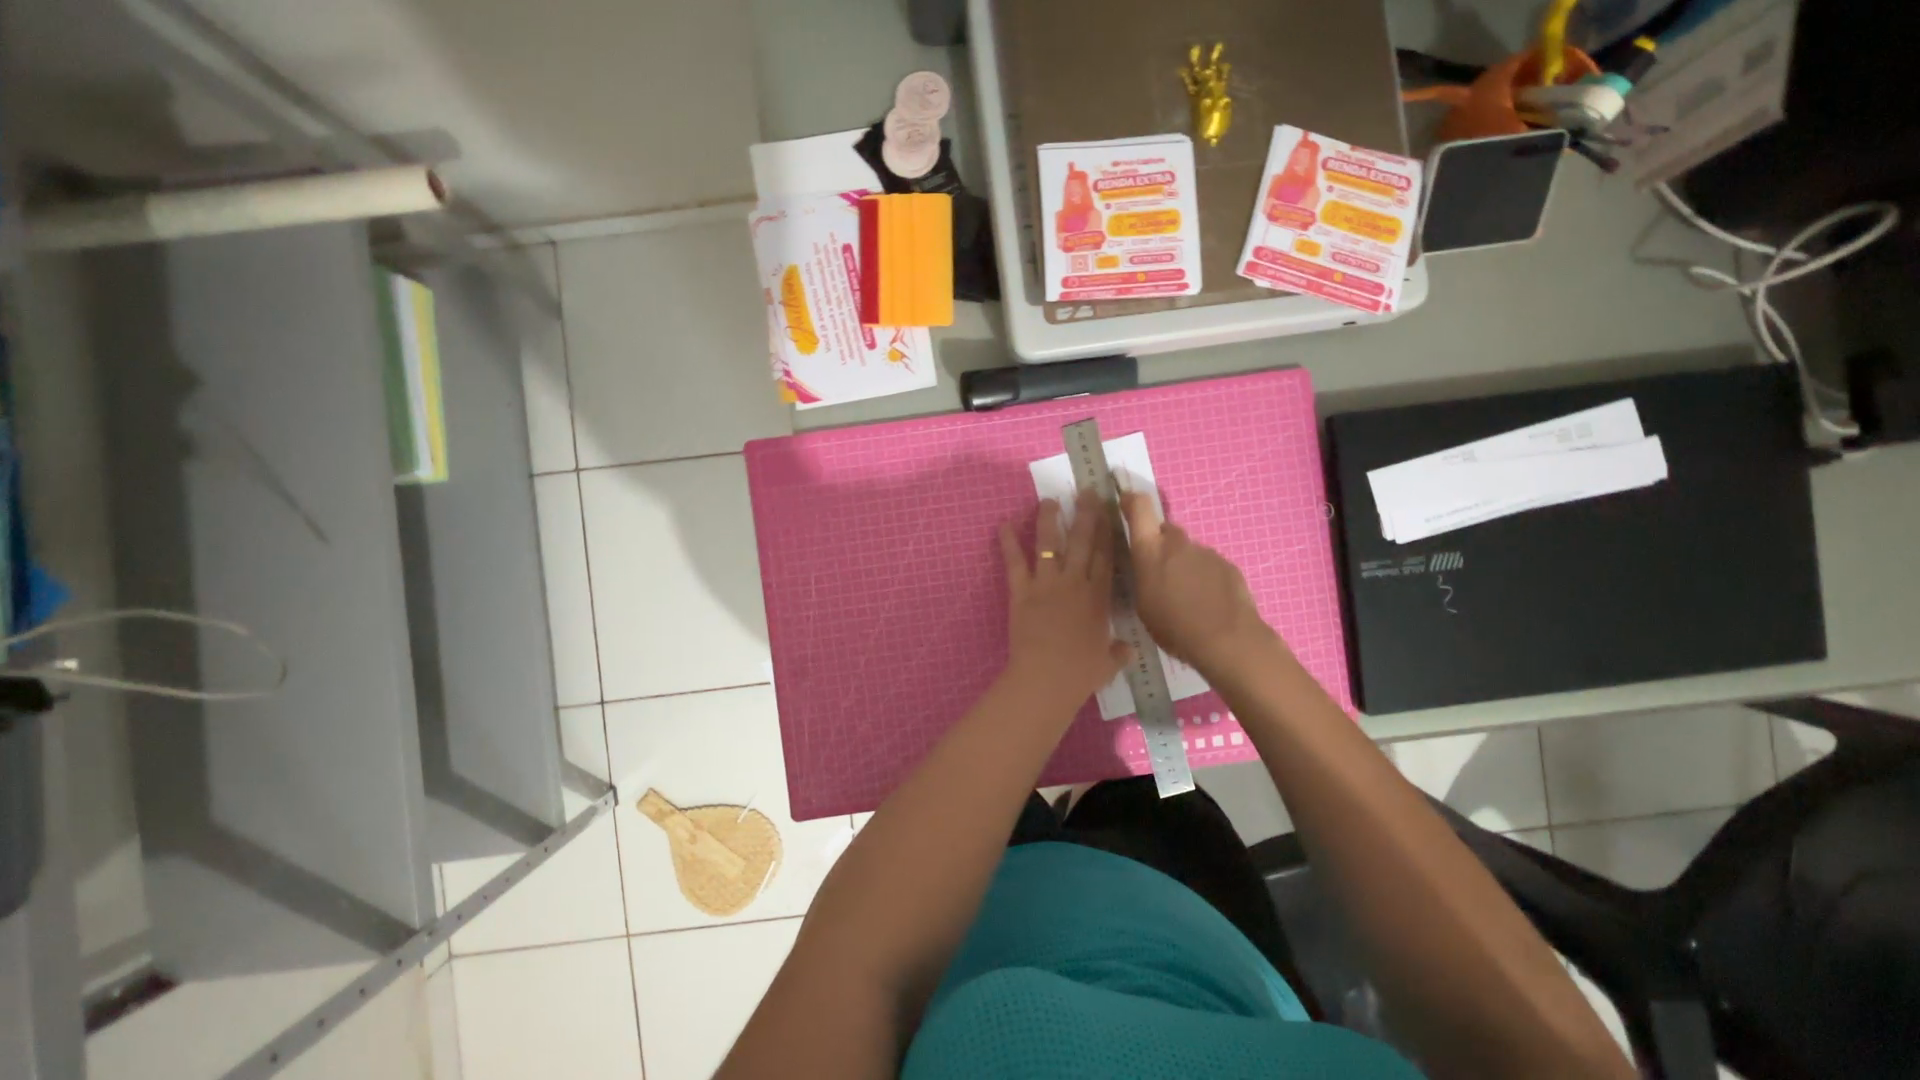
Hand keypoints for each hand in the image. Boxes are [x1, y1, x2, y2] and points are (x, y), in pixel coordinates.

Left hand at [999, 492, 1129, 709]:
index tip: (1109, 510)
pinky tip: (1003, 524)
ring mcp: (1046, 584)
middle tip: (1086, 491)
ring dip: (1048, 519)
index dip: (1108, 532)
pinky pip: (1014, 563)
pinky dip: (1007, 542)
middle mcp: (1075, 582)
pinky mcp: (1021, 592)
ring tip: (1048, 500)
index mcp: (1099, 597)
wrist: (1046, 678)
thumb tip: (1127, 650)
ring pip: (1049, 544)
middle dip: (1085, 514)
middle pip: (1081, 541)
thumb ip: (1118, 652)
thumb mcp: (1108, 663)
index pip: (1106, 556)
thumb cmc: (1081, 673)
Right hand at [1122, 492, 1277, 674]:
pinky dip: (1205, 577)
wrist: (1227, 640)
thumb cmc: (1175, 628)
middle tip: (1159, 573)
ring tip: (1187, 597)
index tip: (1126, 501)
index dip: (1131, 501)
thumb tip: (1148, 568)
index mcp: (1150, 552)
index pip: (1139, 508)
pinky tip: (1208, 603)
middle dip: (1160, 545)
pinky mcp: (1227, 564)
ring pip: (1188, 551)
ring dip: (1184, 565)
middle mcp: (1178, 544)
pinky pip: (1209, 565)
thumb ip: (1144, 577)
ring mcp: (1206, 552)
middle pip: (1165, 531)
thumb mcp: (1143, 606)